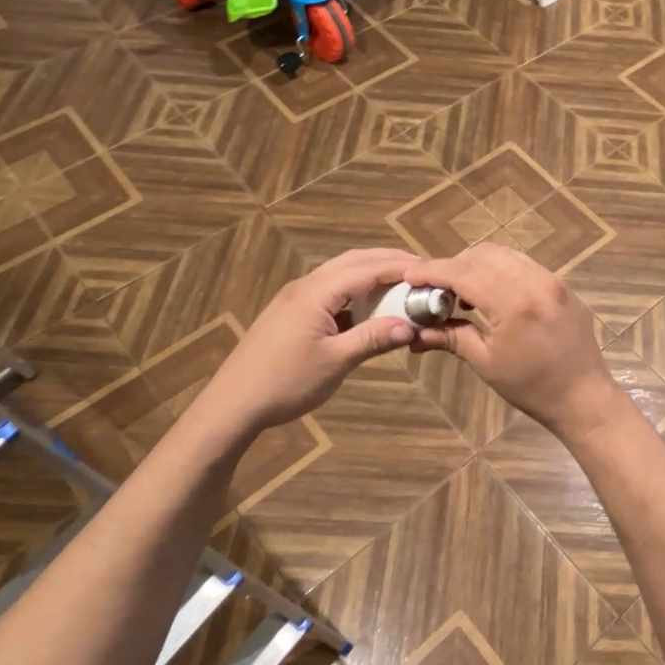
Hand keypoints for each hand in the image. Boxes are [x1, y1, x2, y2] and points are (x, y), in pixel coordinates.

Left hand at [181, 249, 419, 444]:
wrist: (233, 404)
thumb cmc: (285, 382)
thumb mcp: (335, 362)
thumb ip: (372, 339)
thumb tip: (410, 326)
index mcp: (315, 293)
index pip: (366, 268)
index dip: (400, 267)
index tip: (431, 269)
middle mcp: (305, 286)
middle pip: (353, 261)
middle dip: (388, 261)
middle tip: (422, 269)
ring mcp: (295, 298)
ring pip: (340, 273)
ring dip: (372, 273)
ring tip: (404, 283)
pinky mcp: (291, 313)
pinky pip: (330, 290)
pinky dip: (356, 290)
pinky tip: (371, 306)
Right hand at [405, 244, 626, 441]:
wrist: (583, 396)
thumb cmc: (531, 387)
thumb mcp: (486, 364)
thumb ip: (452, 337)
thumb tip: (416, 331)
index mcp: (514, 304)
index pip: (464, 273)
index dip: (433, 271)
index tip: (410, 275)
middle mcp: (535, 282)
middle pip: (482, 255)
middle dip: (453, 265)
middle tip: (435, 288)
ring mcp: (552, 280)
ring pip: (504, 254)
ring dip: (477, 264)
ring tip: (462, 292)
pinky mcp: (562, 285)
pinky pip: (524, 264)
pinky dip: (500, 269)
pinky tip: (491, 294)